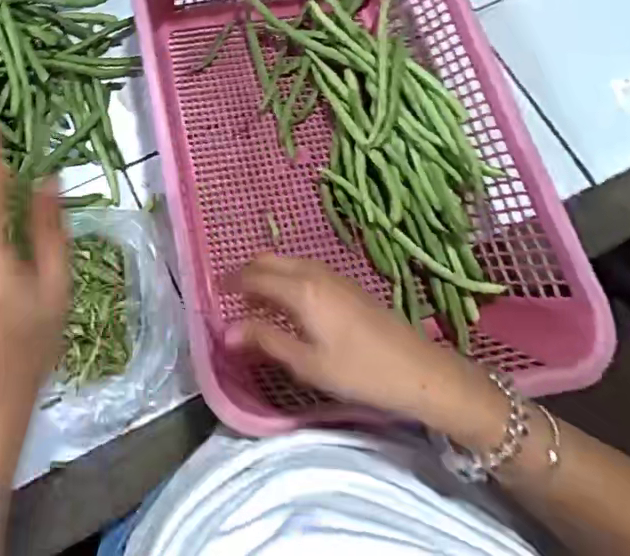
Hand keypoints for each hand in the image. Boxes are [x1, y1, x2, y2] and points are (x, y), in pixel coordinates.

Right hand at [227, 256, 506, 449]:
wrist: (417, 368)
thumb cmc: (358, 371)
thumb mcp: (307, 363)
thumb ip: (265, 340)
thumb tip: (225, 331)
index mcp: (299, 289)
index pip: (253, 275)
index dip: (230, 283)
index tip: (212, 296)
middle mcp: (312, 271)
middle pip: (267, 259)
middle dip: (245, 273)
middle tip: (230, 298)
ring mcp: (331, 274)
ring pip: (286, 262)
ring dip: (265, 274)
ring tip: (254, 305)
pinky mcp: (344, 283)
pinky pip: (302, 269)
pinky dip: (284, 278)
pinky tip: (287, 305)